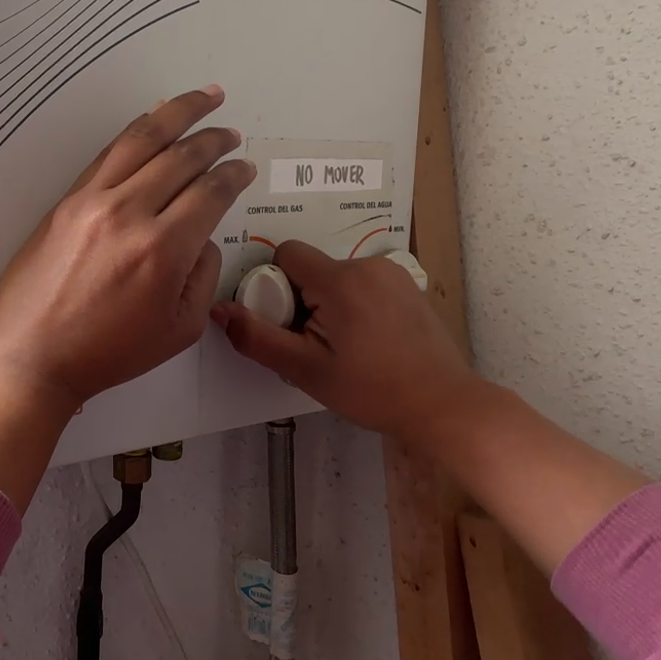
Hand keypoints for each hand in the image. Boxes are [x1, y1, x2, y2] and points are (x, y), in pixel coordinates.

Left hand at [0, 85, 255, 408]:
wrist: (33, 354)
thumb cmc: (108, 352)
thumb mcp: (180, 329)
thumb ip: (204, 276)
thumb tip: (203, 237)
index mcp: (163, 249)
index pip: (211, 192)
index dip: (234, 174)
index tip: (244, 167)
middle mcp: (129, 213)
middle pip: (181, 156)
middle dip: (214, 138)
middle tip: (231, 132)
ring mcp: (92, 201)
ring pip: (142, 140)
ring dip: (177, 112)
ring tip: (204, 97)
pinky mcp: (67, 201)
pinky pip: (108, 154)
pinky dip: (136, 131)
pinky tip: (151, 123)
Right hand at [214, 240, 645, 571]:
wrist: (443, 405)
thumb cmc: (371, 390)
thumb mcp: (304, 369)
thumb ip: (256, 337)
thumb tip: (217, 310)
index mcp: (340, 280)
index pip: (287, 254)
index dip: (275, 286)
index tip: (287, 324)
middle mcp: (367, 265)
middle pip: (311, 268)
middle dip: (301, 299)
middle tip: (314, 345)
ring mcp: (392, 274)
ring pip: (335, 277)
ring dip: (326, 304)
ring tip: (342, 347)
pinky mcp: (408, 286)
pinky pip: (362, 284)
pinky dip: (352, 306)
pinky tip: (366, 342)